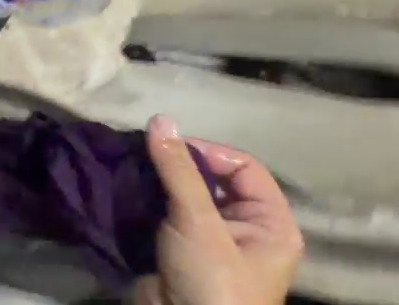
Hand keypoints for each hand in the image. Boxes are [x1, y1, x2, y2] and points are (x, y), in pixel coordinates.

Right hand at [138, 115, 302, 304]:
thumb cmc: (213, 280)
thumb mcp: (198, 222)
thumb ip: (178, 169)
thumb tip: (160, 118)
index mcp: (271, 223)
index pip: (244, 166)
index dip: (207, 151)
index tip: (167, 149)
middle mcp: (246, 226)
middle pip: (213, 175)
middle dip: (177, 161)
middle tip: (142, 154)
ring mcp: (212, 236)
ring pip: (185, 189)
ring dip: (157, 175)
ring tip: (130, 166)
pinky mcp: (181, 242)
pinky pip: (166, 205)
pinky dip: (147, 191)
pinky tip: (127, 184)